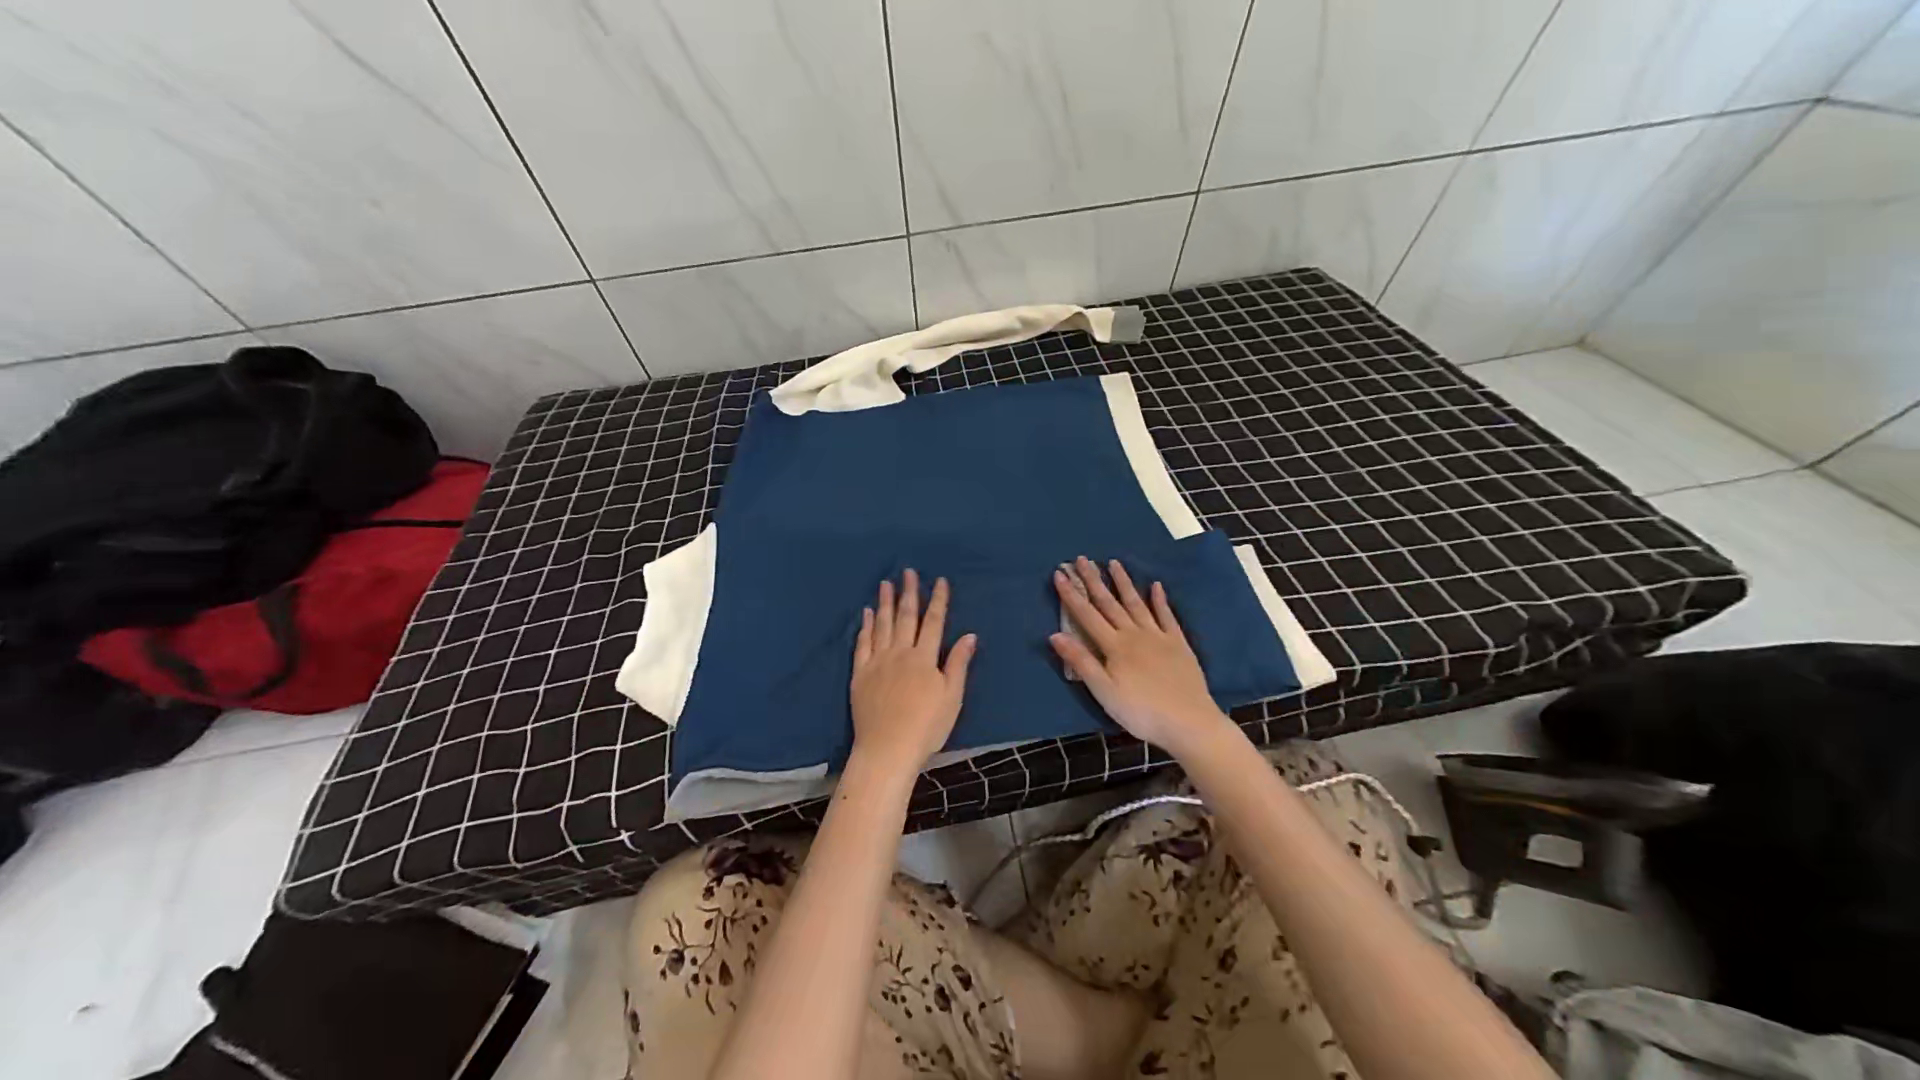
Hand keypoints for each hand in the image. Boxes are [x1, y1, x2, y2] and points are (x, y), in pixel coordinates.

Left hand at [849, 569, 977, 773]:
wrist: (887, 749)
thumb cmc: (926, 727)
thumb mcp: (952, 697)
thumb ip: (958, 663)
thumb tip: (969, 635)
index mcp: (924, 658)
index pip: (934, 622)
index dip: (938, 600)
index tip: (939, 581)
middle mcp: (900, 653)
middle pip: (906, 617)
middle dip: (909, 593)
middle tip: (908, 572)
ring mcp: (877, 662)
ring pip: (882, 625)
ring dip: (885, 603)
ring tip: (886, 584)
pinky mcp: (860, 674)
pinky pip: (862, 644)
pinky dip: (865, 626)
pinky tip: (866, 613)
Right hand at [1050, 557, 1234, 757]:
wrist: (1189, 722)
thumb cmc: (1141, 712)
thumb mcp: (1104, 692)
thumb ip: (1081, 662)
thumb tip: (1055, 635)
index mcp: (1114, 646)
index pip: (1087, 615)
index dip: (1071, 594)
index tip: (1059, 573)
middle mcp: (1134, 634)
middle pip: (1110, 603)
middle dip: (1094, 580)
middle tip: (1082, 559)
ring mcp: (1159, 636)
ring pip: (1136, 603)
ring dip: (1124, 583)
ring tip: (1113, 563)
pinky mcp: (1179, 644)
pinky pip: (1167, 616)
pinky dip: (1160, 600)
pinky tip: (1156, 585)